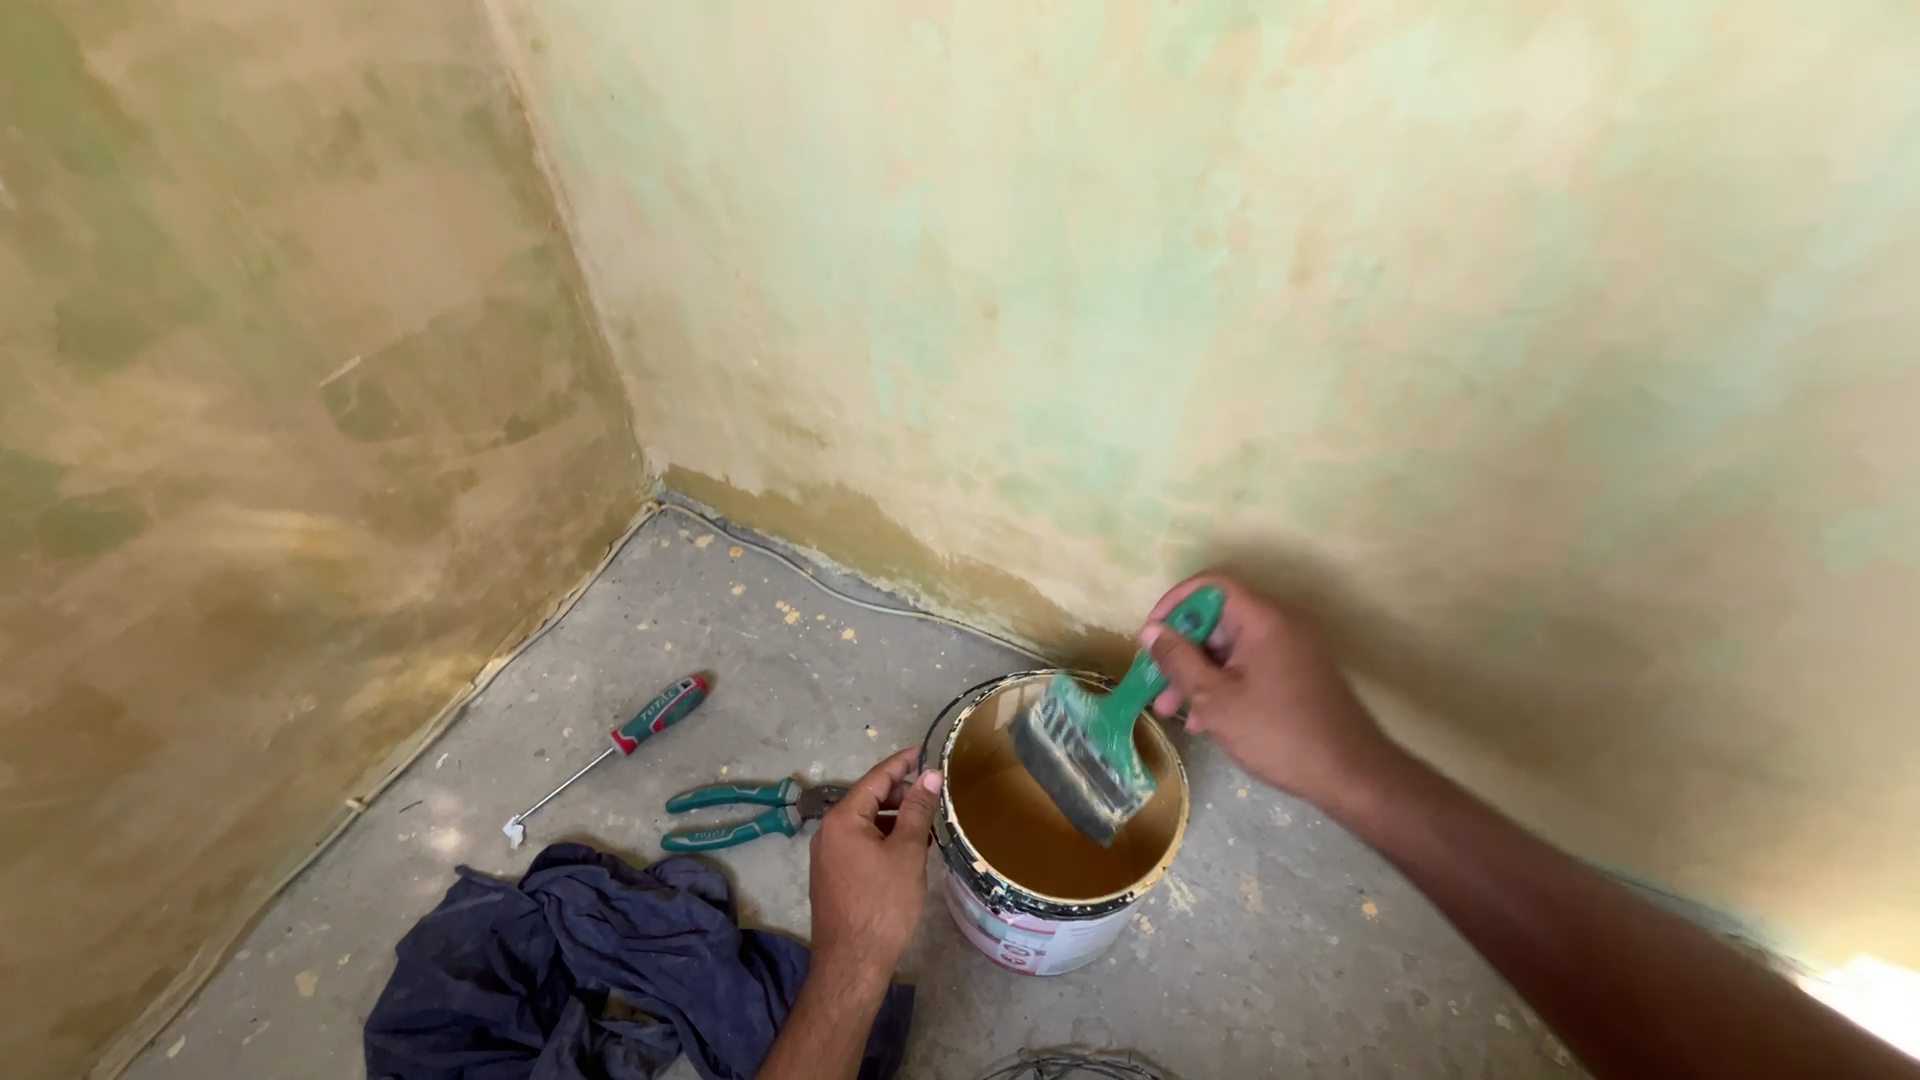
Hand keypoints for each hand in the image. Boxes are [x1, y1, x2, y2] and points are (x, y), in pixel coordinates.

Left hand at [806, 746, 942, 986]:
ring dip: (896, 819)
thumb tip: (929, 774)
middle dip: (902, 793)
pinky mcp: (834, 876)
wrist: (852, 964)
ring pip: (867, 823)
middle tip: (934, 794)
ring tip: (928, 823)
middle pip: (869, 799)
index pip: (876, 777)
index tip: (925, 751)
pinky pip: (861, 843)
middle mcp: (829, 831)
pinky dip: (885, 838)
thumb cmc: (883, 903)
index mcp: (843, 818)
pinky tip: (909, 850)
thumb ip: (917, 809)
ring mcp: (828, 855)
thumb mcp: (907, 852)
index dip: (902, 762)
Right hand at [1141, 575, 1396, 806]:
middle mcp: (1280, 623)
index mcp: (1263, 618)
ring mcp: (1291, 648)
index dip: (1174, 603)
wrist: (1352, 775)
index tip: (1151, 635)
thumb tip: (1151, 630)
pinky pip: (1248, 664)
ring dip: (1197, 673)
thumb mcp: (1215, 698)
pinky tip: (1205, 721)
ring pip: (1229, 647)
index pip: (1210, 585)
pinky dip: (1223, 683)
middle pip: (1217, 618)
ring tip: (1171, 711)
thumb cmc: (1278, 732)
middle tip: (1155, 681)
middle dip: (1180, 649)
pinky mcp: (1296, 672)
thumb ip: (1178, 660)